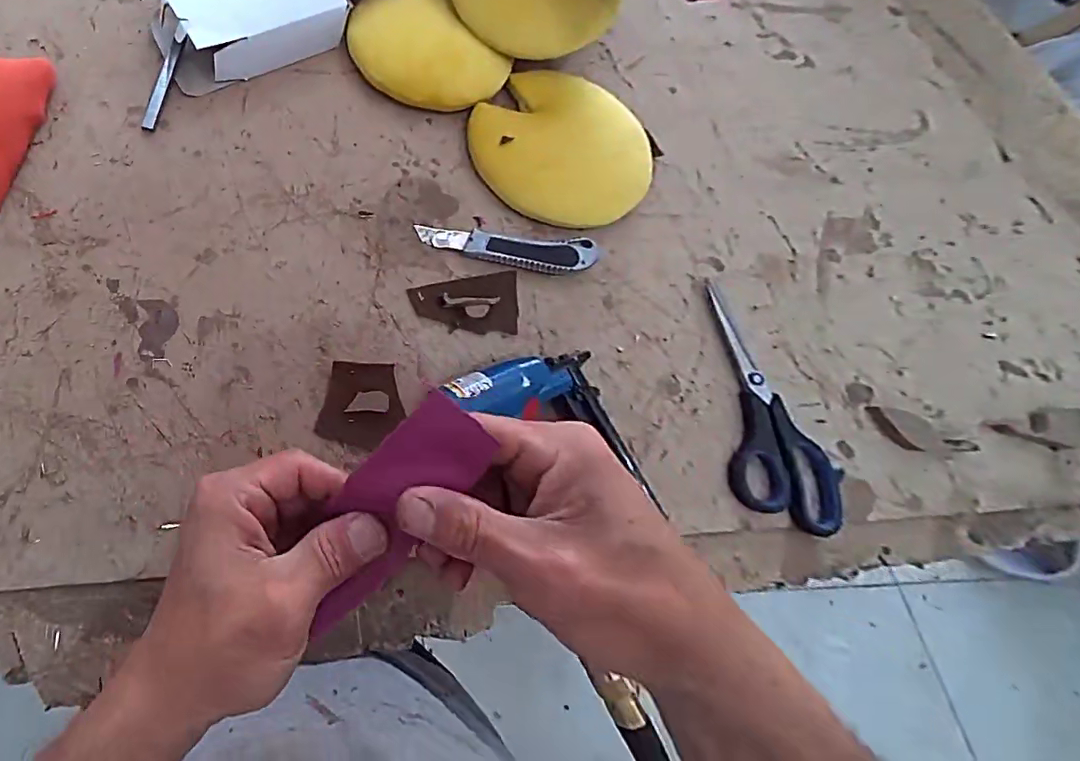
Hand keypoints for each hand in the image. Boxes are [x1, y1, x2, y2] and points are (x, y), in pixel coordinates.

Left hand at [48, 452, 386, 758]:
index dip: (341, 485)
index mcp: (231, 497)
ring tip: (373, 555)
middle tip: (383, 537)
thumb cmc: (221, 648)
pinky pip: (294, 540)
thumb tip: (378, 524)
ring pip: (302, 516)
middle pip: (302, 490)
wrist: (170, 703)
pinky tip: (347, 573)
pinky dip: (320, 555)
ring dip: (334, 538)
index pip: (299, 468)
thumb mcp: (285, 599)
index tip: (379, 512)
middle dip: (340, 515)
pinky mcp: (248, 555)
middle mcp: (233, 502)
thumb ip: (332, 554)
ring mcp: (240, 529)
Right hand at [395, 415, 739, 690]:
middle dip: (443, 501)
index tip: (388, 485)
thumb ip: (468, 528)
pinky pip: (505, 515)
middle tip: (411, 542)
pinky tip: (464, 570)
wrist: (691, 650)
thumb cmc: (623, 596)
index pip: (477, 430)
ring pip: (487, 492)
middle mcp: (556, 455)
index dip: (430, 453)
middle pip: (479, 461)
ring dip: (458, 526)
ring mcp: (558, 487)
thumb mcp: (536, 562)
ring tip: (439, 567)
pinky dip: (481, 540)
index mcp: (559, 446)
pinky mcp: (558, 517)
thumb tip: (405, 500)